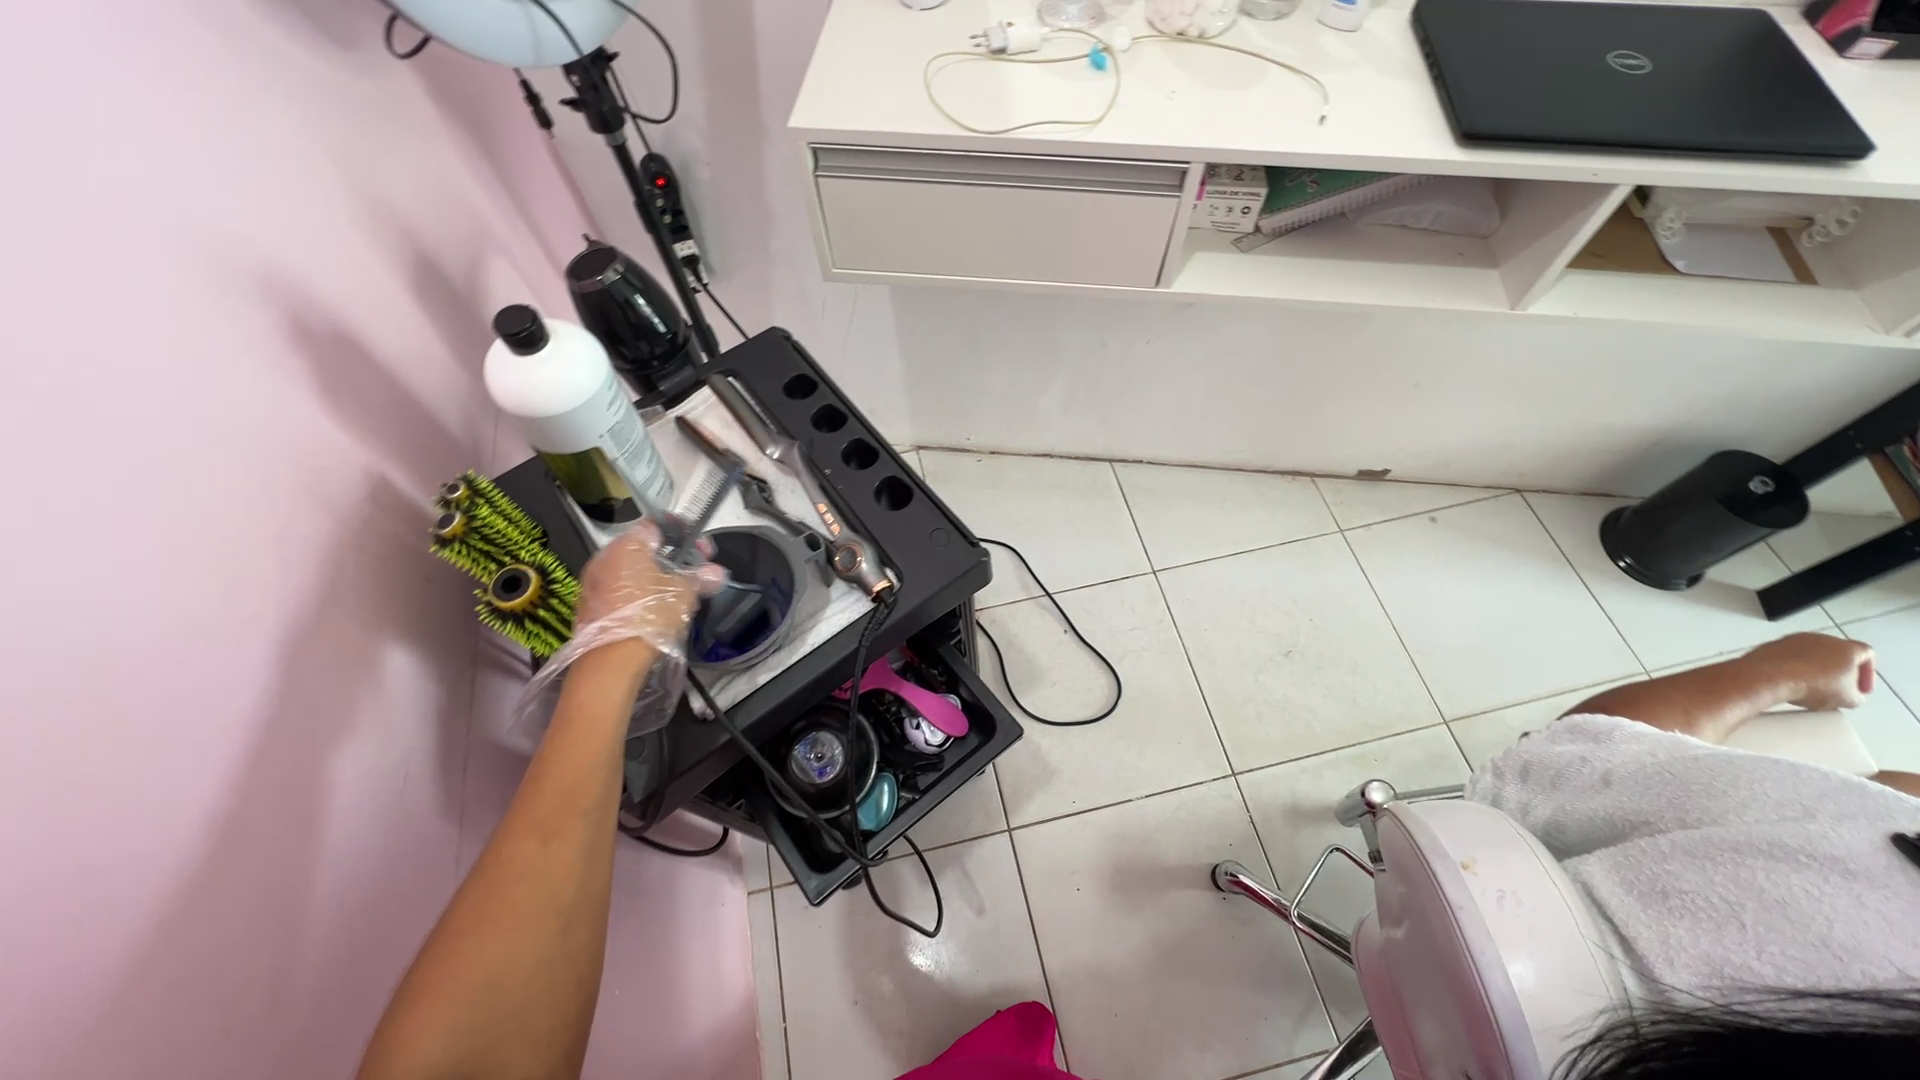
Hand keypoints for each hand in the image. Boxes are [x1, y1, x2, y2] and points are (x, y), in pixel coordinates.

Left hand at [576, 521, 727, 641]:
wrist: (610, 661)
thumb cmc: (648, 616)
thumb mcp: (684, 594)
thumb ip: (700, 578)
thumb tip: (717, 573)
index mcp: (628, 545)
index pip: (658, 525)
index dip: (685, 534)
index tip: (702, 550)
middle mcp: (605, 557)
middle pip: (644, 549)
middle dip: (671, 558)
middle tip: (694, 573)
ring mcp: (593, 582)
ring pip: (631, 571)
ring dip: (654, 577)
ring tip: (676, 594)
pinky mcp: (589, 606)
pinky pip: (619, 590)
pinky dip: (637, 594)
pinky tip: (653, 610)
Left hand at [1744, 633, 1874, 709]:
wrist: (1768, 677)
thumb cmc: (1812, 684)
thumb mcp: (1849, 699)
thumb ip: (1857, 695)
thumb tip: (1850, 696)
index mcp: (1846, 647)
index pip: (1867, 654)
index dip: (1868, 674)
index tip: (1860, 689)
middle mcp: (1819, 638)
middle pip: (1836, 653)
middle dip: (1839, 672)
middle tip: (1835, 689)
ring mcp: (1792, 640)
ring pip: (1810, 654)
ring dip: (1813, 670)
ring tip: (1810, 688)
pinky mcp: (1769, 645)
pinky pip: (1786, 657)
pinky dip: (1790, 668)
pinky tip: (1788, 683)